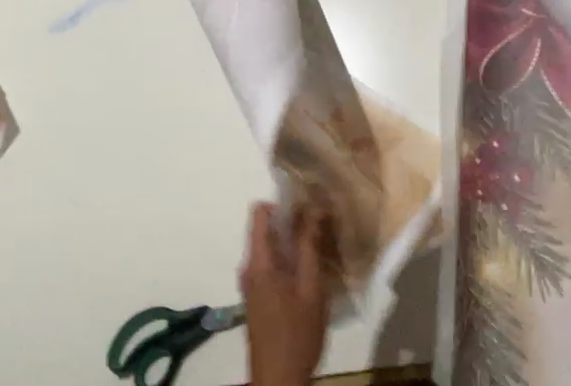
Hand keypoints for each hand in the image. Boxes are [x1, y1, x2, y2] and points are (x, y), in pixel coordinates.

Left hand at [241, 203, 328, 385]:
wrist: (278, 380)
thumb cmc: (296, 334)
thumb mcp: (311, 288)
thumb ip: (310, 247)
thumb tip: (314, 209)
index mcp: (258, 261)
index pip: (260, 212)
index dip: (282, 202)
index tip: (308, 204)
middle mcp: (249, 267)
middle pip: (266, 229)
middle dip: (292, 222)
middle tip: (321, 224)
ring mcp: (251, 284)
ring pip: (270, 249)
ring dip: (292, 243)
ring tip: (320, 246)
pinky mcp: (257, 297)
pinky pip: (270, 265)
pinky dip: (288, 261)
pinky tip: (310, 272)